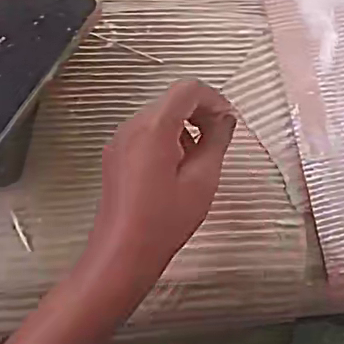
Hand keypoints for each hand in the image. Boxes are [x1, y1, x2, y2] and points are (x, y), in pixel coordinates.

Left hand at [87, 79, 236, 279]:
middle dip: (200, 112)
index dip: (214, 99)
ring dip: (185, 127)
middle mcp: (132, 127)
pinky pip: (146, 133)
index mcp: (154, 128)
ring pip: (159, 116)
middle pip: (172, 100)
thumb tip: (225, 121)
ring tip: (202, 157)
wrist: (122, 253)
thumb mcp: (203, 179)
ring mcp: (120, 141)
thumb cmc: (161, 222)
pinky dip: (168, 138)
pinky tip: (180, 167)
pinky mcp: (116, 156)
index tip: (228, 118)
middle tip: (220, 137)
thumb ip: (217, 140)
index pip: (188, 89)